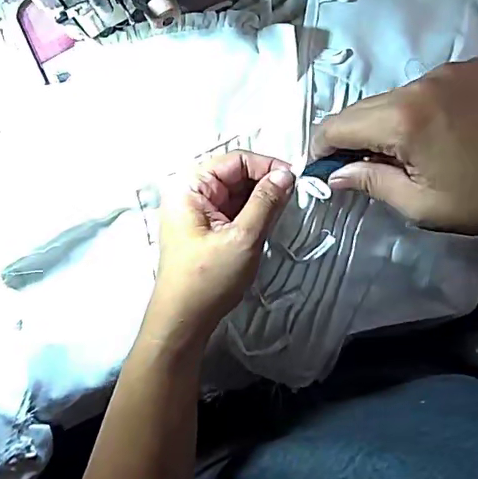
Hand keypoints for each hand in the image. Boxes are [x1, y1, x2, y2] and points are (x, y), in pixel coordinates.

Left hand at [148, 151, 294, 345]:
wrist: (182, 319)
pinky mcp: (203, 227)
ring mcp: (195, 210)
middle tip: (292, 199)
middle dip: (264, 182)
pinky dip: (251, 212)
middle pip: (234, 173)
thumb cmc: (207, 280)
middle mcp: (189, 192)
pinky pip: (231, 208)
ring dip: (259, 199)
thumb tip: (286, 175)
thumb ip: (265, 203)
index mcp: (189, 186)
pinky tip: (266, 223)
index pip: (234, 160)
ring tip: (281, 213)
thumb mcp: (243, 238)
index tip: (295, 180)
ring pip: (235, 191)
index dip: (266, 166)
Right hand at [311, 58, 477, 239]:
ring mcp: (450, 70)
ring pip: (394, 96)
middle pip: (363, 108)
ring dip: (389, 122)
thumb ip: (370, 183)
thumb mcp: (424, 206)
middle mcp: (420, 82)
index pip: (336, 125)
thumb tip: (335, 173)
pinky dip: (421, 108)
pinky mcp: (475, 67)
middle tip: (368, 168)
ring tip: (414, 152)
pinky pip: (427, 87)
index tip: (325, 170)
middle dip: (355, 137)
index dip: (322, 149)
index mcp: (403, 118)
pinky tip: (445, 132)